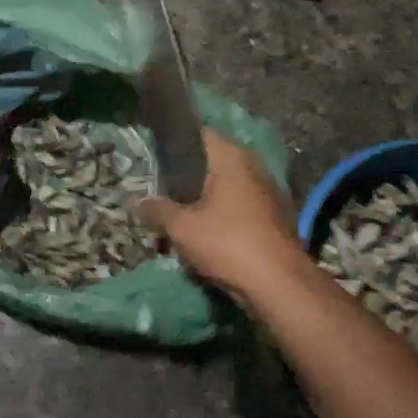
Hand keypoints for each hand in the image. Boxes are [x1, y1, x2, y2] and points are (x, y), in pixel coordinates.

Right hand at [139, 129, 309, 295]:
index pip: (201, 133)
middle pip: (215, 162)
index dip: (178, 141)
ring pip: (230, 187)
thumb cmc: (227, 243)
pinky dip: (226, 215)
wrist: (279, 284)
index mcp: (231, 157)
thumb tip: (138, 201)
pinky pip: (243, 207)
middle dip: (191, 175)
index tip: (158, 155)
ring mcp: (270, 192)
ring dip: (209, 198)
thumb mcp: (181, 227)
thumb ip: (157, 210)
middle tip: (165, 191)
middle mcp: (254, 166)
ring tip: (184, 215)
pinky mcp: (278, 217)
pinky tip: (210, 234)